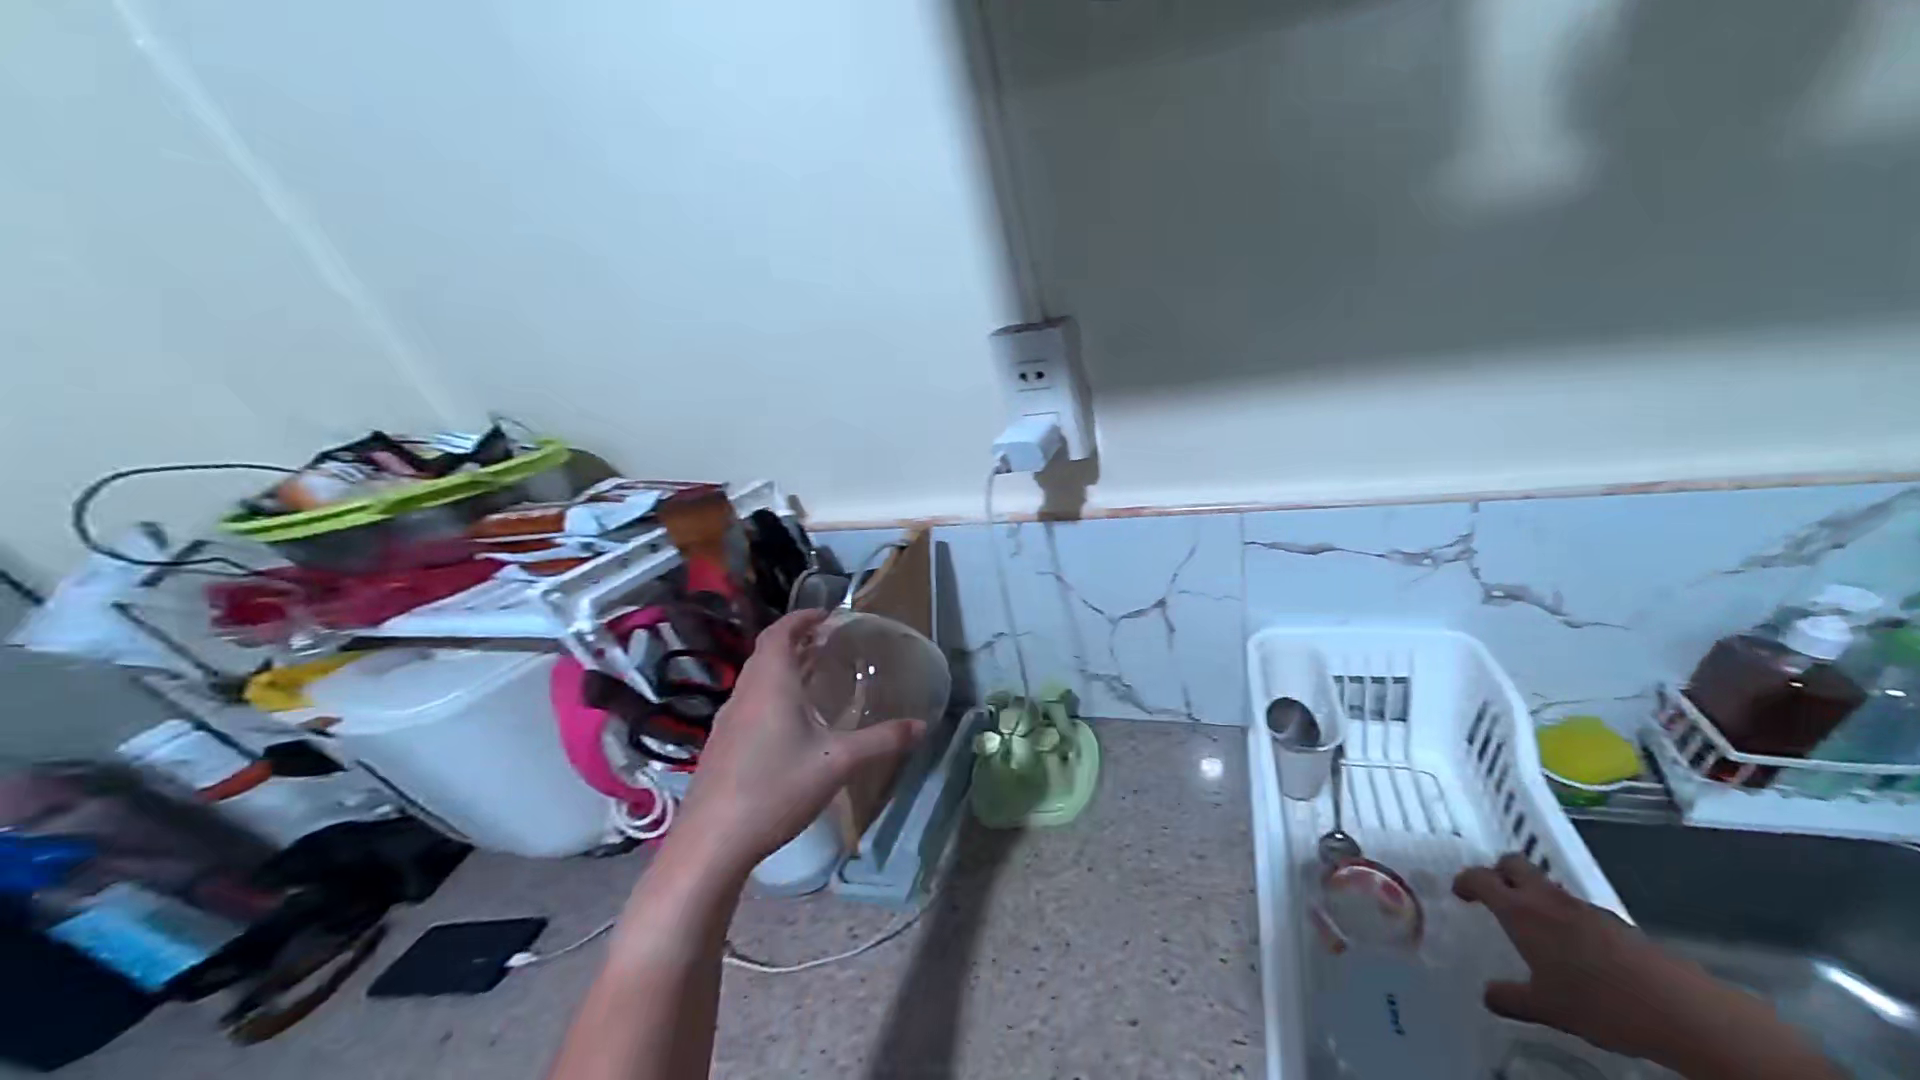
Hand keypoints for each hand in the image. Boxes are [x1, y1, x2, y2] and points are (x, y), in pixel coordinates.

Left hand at [669, 609, 925, 875]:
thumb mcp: (838, 763)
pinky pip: (748, 702)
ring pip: (756, 678)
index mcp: (770, 683)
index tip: (827, 615)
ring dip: (782, 667)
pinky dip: (771, 694)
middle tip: (827, 644)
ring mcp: (727, 719)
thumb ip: (881, 741)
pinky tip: (790, 724)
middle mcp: (744, 692)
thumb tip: (921, 726)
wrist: (712, 841)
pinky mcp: (721, 744)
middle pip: (767, 652)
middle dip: (796, 640)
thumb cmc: (776, 788)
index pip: (781, 632)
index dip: (802, 617)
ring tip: (813, 677)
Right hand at [1452, 854, 1728, 1064]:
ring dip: (1534, 896)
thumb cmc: (1600, 1004)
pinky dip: (1566, 918)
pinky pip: (1577, 909)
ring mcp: (1586, 909)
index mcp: (1521, 911)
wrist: (1685, 1012)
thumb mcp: (1548, 1008)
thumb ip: (1511, 998)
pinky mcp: (1617, 924)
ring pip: (1548, 886)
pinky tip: (1576, 951)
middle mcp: (1548, 900)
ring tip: (1535, 928)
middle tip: (1494, 893)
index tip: (1460, 893)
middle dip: (1499, 872)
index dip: (1465, 881)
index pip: (1481, 878)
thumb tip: (1489, 996)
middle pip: (1514, 863)